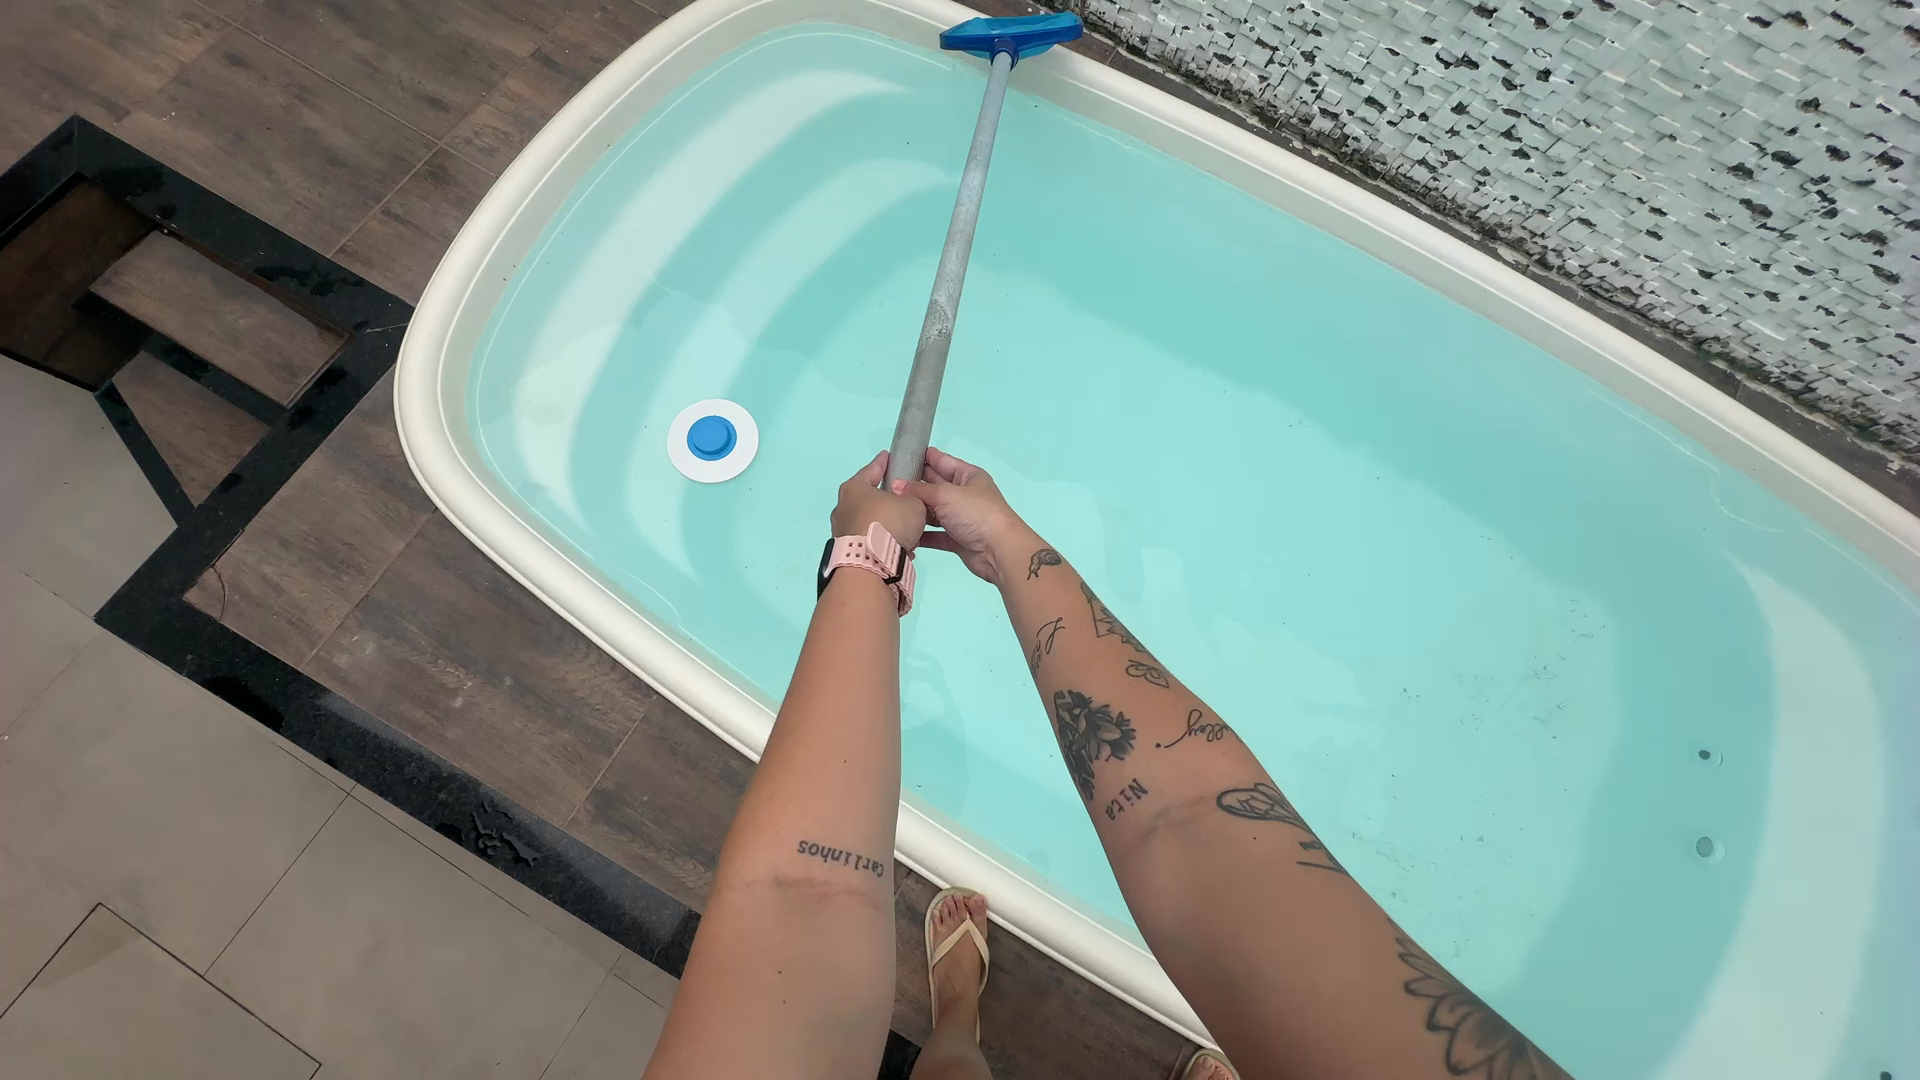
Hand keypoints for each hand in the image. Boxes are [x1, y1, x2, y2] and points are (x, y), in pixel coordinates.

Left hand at [832, 451, 927, 550]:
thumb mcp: (913, 504)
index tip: (888, 456)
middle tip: (901, 497)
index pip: (872, 469)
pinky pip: (869, 541)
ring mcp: (842, 531)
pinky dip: (882, 542)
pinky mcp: (846, 551)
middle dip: (885, 498)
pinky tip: (899, 550)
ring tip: (905, 530)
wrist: (869, 563)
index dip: (883, 463)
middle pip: (869, 498)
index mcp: (854, 488)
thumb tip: (908, 505)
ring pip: (870, 522)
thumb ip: (913, 498)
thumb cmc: (889, 524)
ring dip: (886, 525)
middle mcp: (843, 507)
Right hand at [890, 447, 1035, 585]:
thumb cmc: (975, 513)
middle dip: (914, 484)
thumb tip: (895, 486)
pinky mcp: (957, 539)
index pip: (942, 461)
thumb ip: (919, 490)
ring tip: (890, 506)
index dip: (924, 457)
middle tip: (887, 481)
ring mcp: (961, 518)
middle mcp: (964, 495)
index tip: (901, 454)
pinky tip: (903, 531)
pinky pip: (934, 535)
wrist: (998, 550)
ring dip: (915, 510)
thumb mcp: (945, 494)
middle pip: (935, 486)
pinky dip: (921, 534)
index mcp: (968, 476)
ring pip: (933, 512)